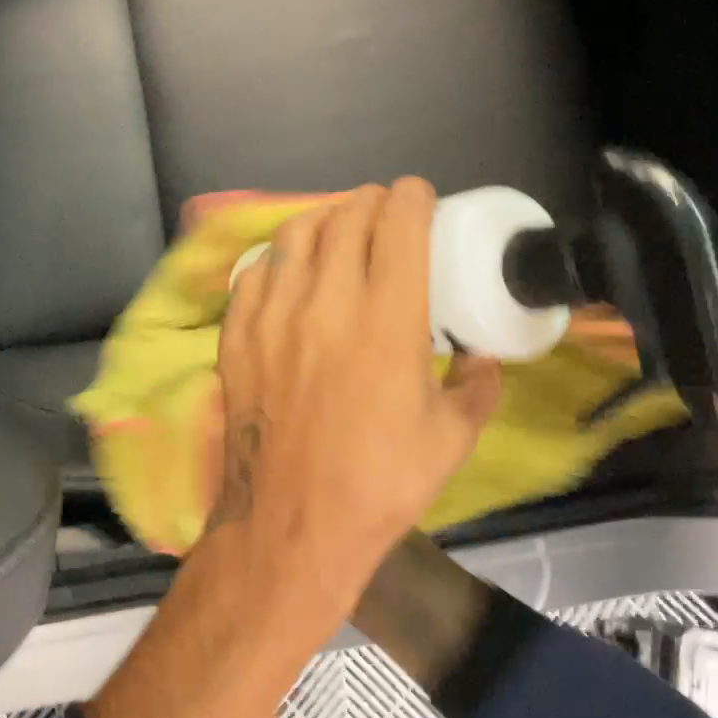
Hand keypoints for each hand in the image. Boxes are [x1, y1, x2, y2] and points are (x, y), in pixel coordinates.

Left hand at [210, 178, 502, 600]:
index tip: (419, 198)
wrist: (290, 521)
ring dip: (325, 220)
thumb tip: (481, 359)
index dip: (412, 197)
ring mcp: (273, 314)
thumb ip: (476, 388)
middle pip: (346, 216)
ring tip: (338, 230)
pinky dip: (280, 258)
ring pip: (296, 233)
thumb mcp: (451, 440)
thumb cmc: (378, 484)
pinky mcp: (236, 332)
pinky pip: (256, 270)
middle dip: (371, 202)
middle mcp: (326, 302)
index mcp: (387, 321)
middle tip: (383, 213)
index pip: (398, 224)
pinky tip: (291, 271)